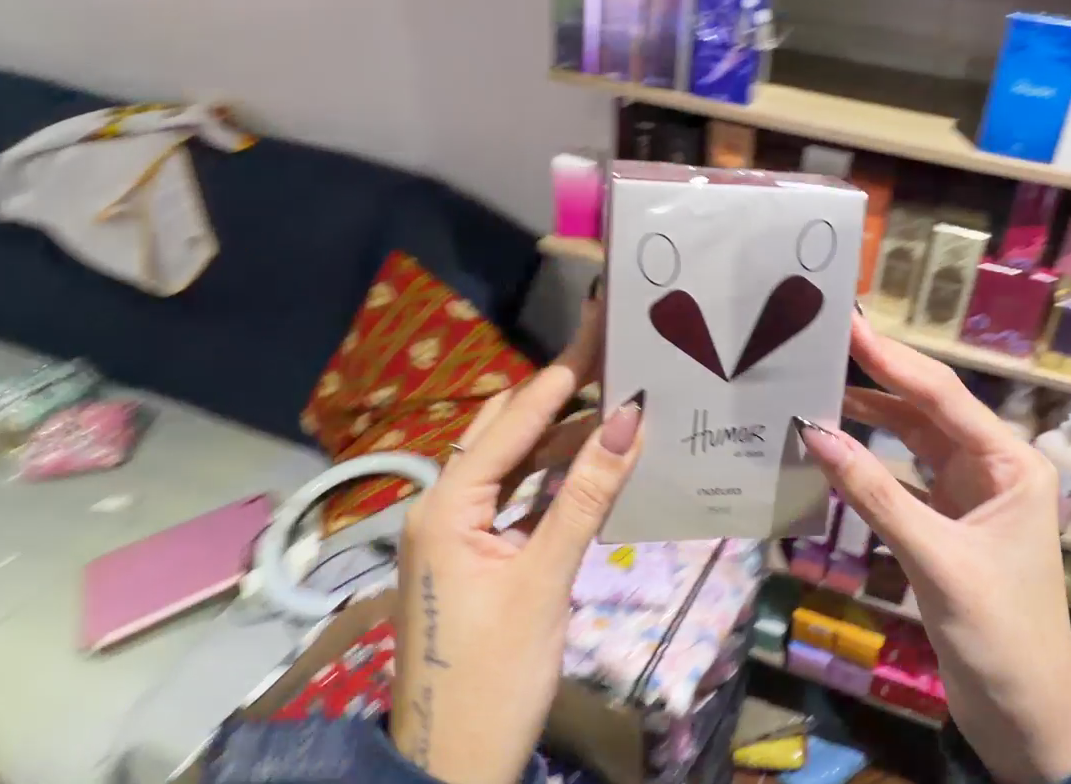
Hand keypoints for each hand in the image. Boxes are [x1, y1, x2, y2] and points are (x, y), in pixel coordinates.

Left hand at [390, 300, 642, 783]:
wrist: (451, 766)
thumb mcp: (545, 580)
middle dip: (555, 396)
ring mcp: (456, 533)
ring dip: (557, 437)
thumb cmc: (496, 674)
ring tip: (612, 402)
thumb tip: (628, 420)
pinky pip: (515, 499)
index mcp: (445, 506)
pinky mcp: (474, 556)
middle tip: (608, 358)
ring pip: (511, 466)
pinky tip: (588, 462)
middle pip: (503, 434)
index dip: (558, 377)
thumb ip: (585, 496)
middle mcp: (443, 507)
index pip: (510, 424)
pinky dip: (551, 478)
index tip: (595, 330)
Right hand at [797, 315, 1070, 783]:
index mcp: (1012, 463)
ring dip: (874, 412)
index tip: (849, 325)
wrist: (1024, 717)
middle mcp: (994, 466)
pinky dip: (873, 457)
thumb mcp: (937, 560)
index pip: (943, 396)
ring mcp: (971, 492)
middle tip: (829, 339)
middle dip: (882, 373)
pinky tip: (840, 440)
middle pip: (930, 407)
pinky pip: (906, 473)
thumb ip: (875, 494)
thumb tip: (813, 433)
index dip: (893, 359)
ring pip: (916, 437)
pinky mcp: (949, 519)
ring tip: (824, 379)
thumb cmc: (998, 635)